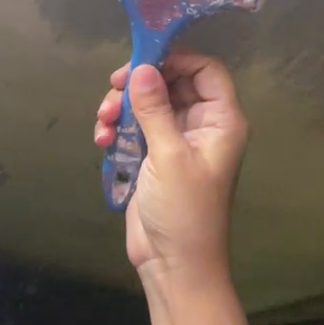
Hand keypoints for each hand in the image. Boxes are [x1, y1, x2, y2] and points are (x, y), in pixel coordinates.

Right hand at [93, 52, 248, 284]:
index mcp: (220, 121)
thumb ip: (154, 109)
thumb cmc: (184, 210)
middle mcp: (201, 126)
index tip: (141, 63)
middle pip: (171, 84)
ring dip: (122, 108)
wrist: (174, 264)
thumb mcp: (168, 156)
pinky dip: (118, 128)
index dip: (176, 61)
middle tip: (112, 89)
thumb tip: (142, 68)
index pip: (206, 71)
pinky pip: (135, 128)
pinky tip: (103, 140)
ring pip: (148, 105)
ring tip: (103, 122)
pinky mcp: (153, 157)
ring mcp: (176, 142)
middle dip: (139, 85)